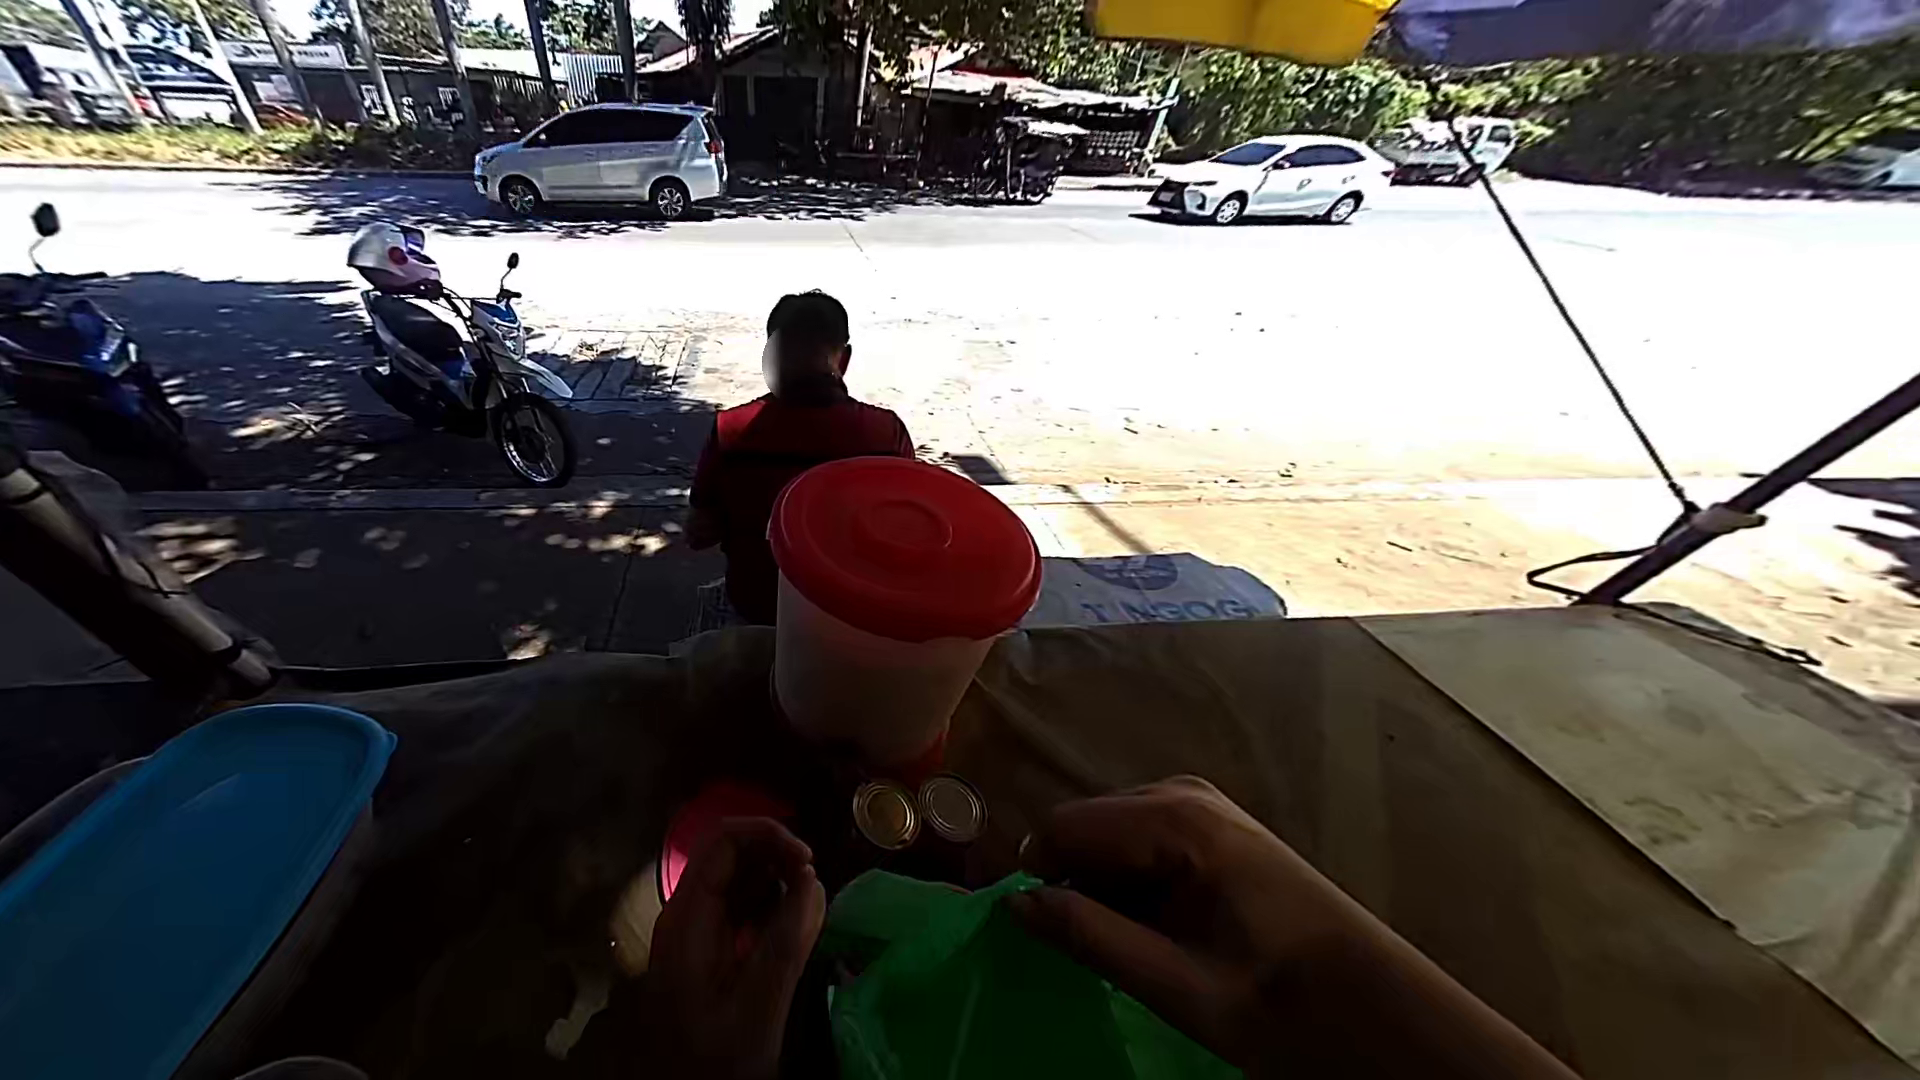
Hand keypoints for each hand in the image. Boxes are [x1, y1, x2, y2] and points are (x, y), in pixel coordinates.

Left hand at [644, 817, 825, 1078]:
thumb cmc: (716, 1062)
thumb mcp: (758, 1006)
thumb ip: (787, 938)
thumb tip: (812, 877)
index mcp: (687, 917)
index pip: (723, 840)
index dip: (768, 834)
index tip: (807, 860)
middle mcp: (687, 911)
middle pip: (732, 848)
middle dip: (777, 852)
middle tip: (811, 878)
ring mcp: (697, 926)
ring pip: (740, 871)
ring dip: (778, 874)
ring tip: (806, 904)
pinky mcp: (711, 942)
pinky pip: (744, 899)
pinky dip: (773, 898)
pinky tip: (791, 923)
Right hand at [1008, 777, 1577, 1079]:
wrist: (1381, 1011)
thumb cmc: (1283, 1005)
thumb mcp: (1177, 984)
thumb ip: (1091, 937)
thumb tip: (1015, 903)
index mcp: (1175, 818)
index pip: (1065, 825)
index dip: (1038, 872)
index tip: (1035, 926)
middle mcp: (1180, 790)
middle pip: (1087, 823)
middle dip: (1074, 877)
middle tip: (1090, 945)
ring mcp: (1198, 799)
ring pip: (1110, 830)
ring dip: (1103, 881)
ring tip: (1133, 940)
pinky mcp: (1209, 817)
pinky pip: (1140, 834)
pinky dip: (1131, 875)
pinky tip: (1160, 920)